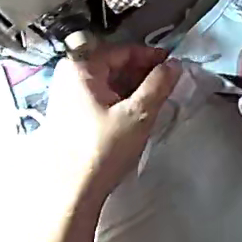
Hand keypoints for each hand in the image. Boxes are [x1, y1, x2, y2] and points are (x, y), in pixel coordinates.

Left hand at [43, 44, 178, 208]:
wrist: (70, 191)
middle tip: (169, 84)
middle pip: (113, 65)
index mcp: (80, 67)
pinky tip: (137, 113)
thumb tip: (174, 64)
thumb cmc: (102, 149)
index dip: (151, 56)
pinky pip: (100, 97)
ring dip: (133, 88)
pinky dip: (120, 100)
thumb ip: (158, 85)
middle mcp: (69, 75)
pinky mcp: (69, 114)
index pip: (122, 51)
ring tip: (157, 100)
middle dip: (143, 73)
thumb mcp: (137, 115)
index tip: (174, 64)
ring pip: (107, 82)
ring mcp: (66, 95)